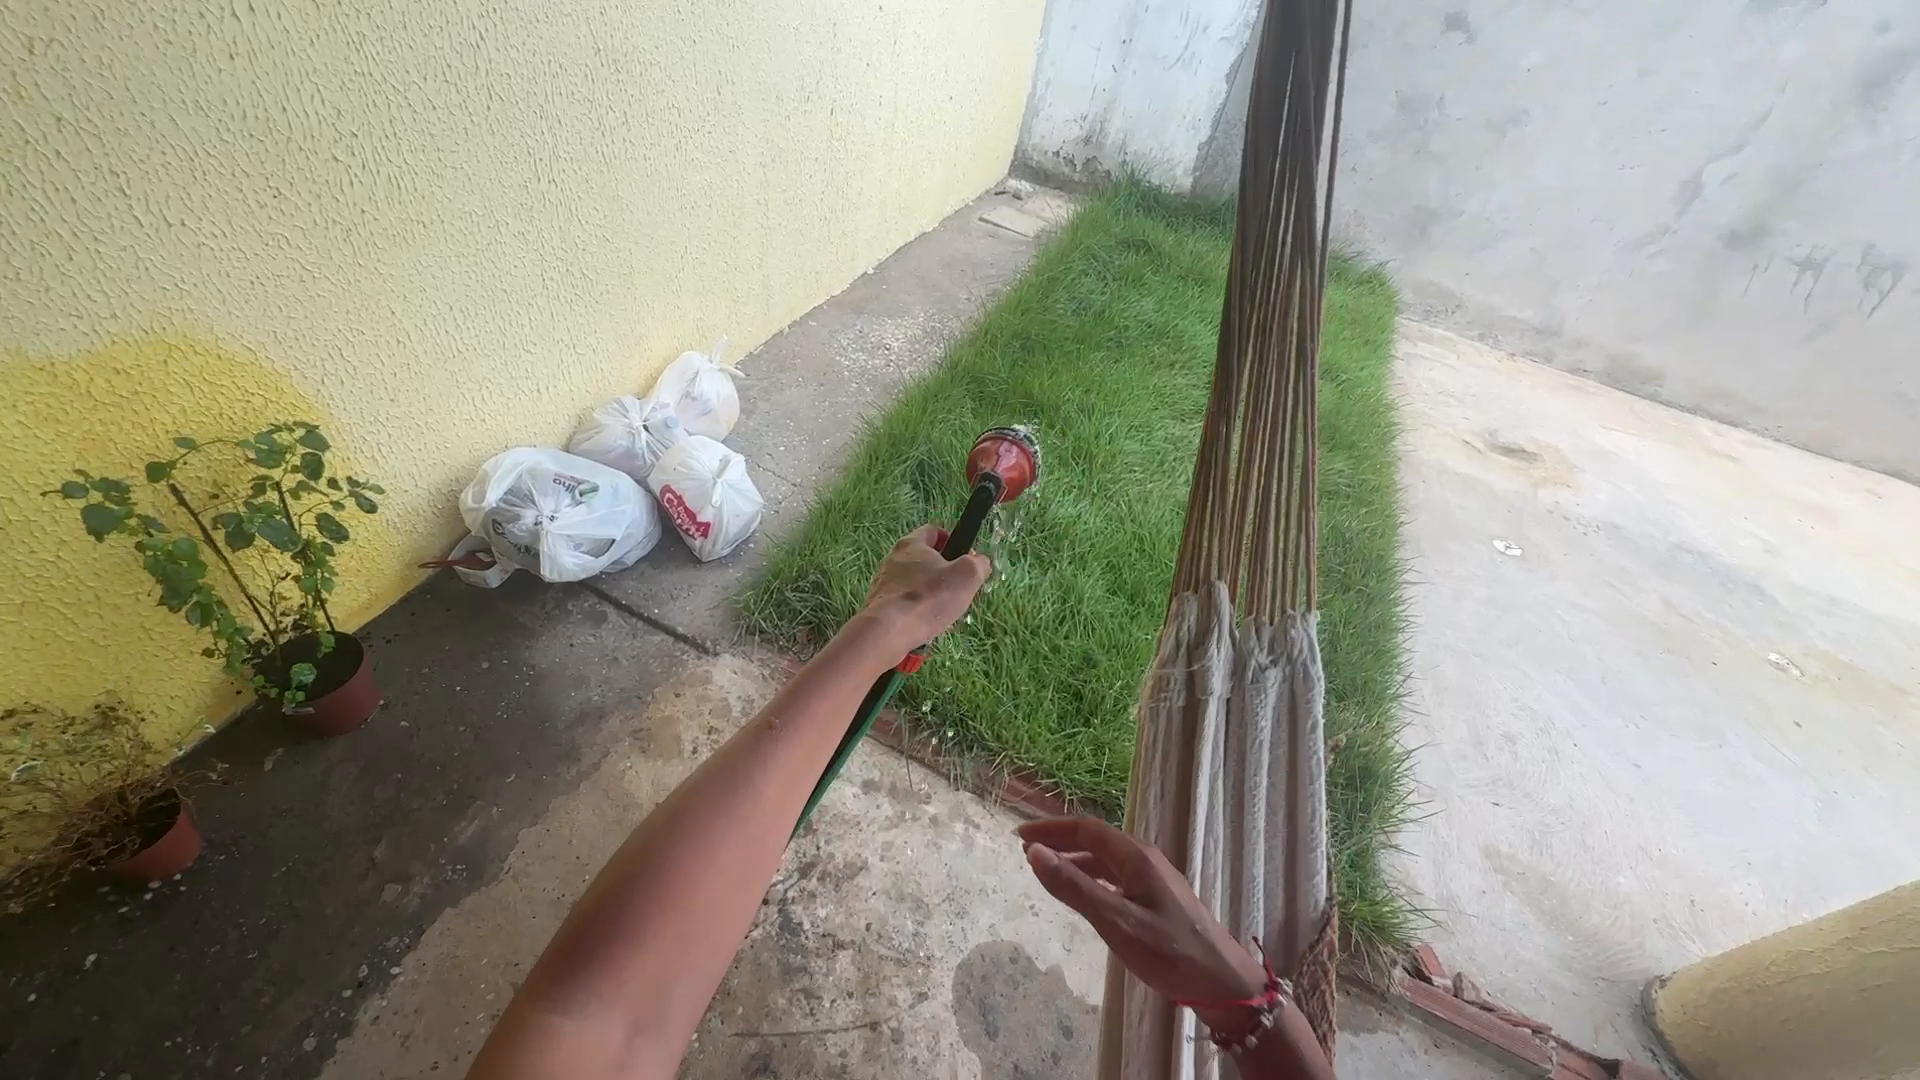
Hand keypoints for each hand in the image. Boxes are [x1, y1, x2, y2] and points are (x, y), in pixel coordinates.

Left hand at [859, 525, 991, 650]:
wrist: (889, 631)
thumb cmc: (929, 597)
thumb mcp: (967, 576)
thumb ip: (978, 564)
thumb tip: (979, 563)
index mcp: (911, 543)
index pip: (933, 531)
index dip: (952, 540)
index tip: (964, 558)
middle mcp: (892, 559)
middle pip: (923, 559)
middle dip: (942, 573)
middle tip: (957, 589)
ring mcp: (882, 583)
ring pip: (913, 583)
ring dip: (929, 594)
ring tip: (942, 611)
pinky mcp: (879, 606)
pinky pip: (903, 603)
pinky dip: (916, 611)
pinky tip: (925, 624)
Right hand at [1017, 817, 1265, 1028]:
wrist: (1223, 985)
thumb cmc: (1169, 951)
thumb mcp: (1115, 921)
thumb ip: (1074, 887)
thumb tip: (1034, 852)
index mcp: (1135, 856)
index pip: (1085, 828)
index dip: (1050, 829)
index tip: (1019, 835)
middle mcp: (1143, 859)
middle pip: (1094, 839)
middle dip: (1059, 841)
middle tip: (1027, 850)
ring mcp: (1153, 878)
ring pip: (1105, 859)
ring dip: (1074, 860)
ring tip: (1047, 871)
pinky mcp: (1157, 898)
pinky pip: (1115, 876)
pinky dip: (1091, 877)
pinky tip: (1083, 895)